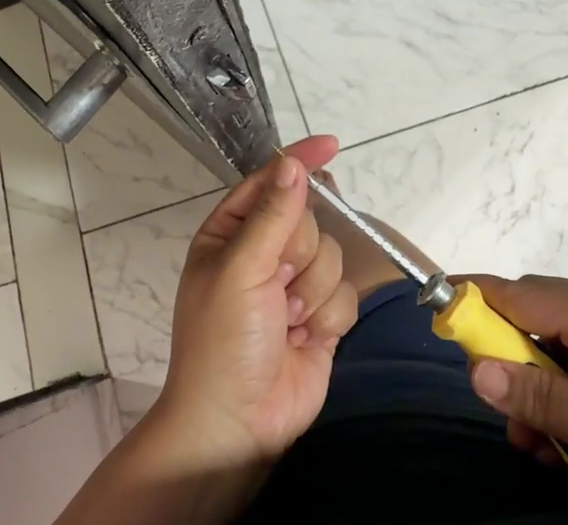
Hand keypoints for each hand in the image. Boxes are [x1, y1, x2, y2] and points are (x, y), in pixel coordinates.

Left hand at [150, 137, 359, 466]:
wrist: (238, 423)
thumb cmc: (222, 340)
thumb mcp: (240, 270)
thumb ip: (272, 216)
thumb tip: (293, 163)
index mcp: (231, 233)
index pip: (270, 183)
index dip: (299, 162)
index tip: (331, 145)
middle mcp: (263, 253)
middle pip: (310, 221)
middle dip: (299, 255)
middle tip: (275, 285)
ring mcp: (294, 286)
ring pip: (333, 257)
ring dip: (312, 292)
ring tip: (285, 321)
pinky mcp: (322, 317)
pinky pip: (346, 295)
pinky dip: (328, 318)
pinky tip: (305, 339)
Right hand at [460, 275, 567, 524]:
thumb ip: (541, 395)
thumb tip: (475, 366)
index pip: (520, 292)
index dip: (474, 304)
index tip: (435, 322)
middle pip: (540, 319)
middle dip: (509, 361)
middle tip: (502, 413)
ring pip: (565, 354)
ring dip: (540, 393)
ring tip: (539, 448)